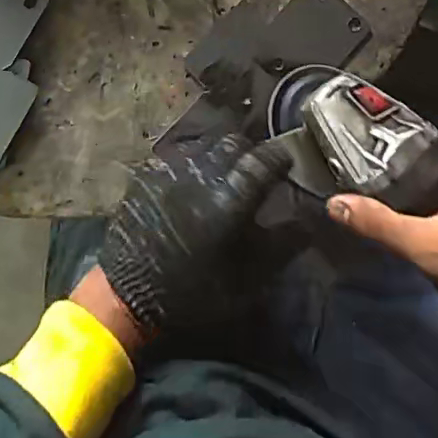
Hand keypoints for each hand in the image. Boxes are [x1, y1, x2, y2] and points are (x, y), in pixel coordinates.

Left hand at [97, 132, 296, 337]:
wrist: (129, 289)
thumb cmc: (193, 292)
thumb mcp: (247, 279)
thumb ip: (280, 245)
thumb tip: (308, 222)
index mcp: (226, 201)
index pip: (259, 162)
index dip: (277, 156)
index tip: (287, 157)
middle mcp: (196, 174)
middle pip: (229, 144)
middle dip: (247, 150)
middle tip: (257, 164)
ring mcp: (167, 169)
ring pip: (202, 146)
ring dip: (218, 153)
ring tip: (226, 169)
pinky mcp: (145, 172)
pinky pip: (175, 156)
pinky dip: (191, 161)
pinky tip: (193, 177)